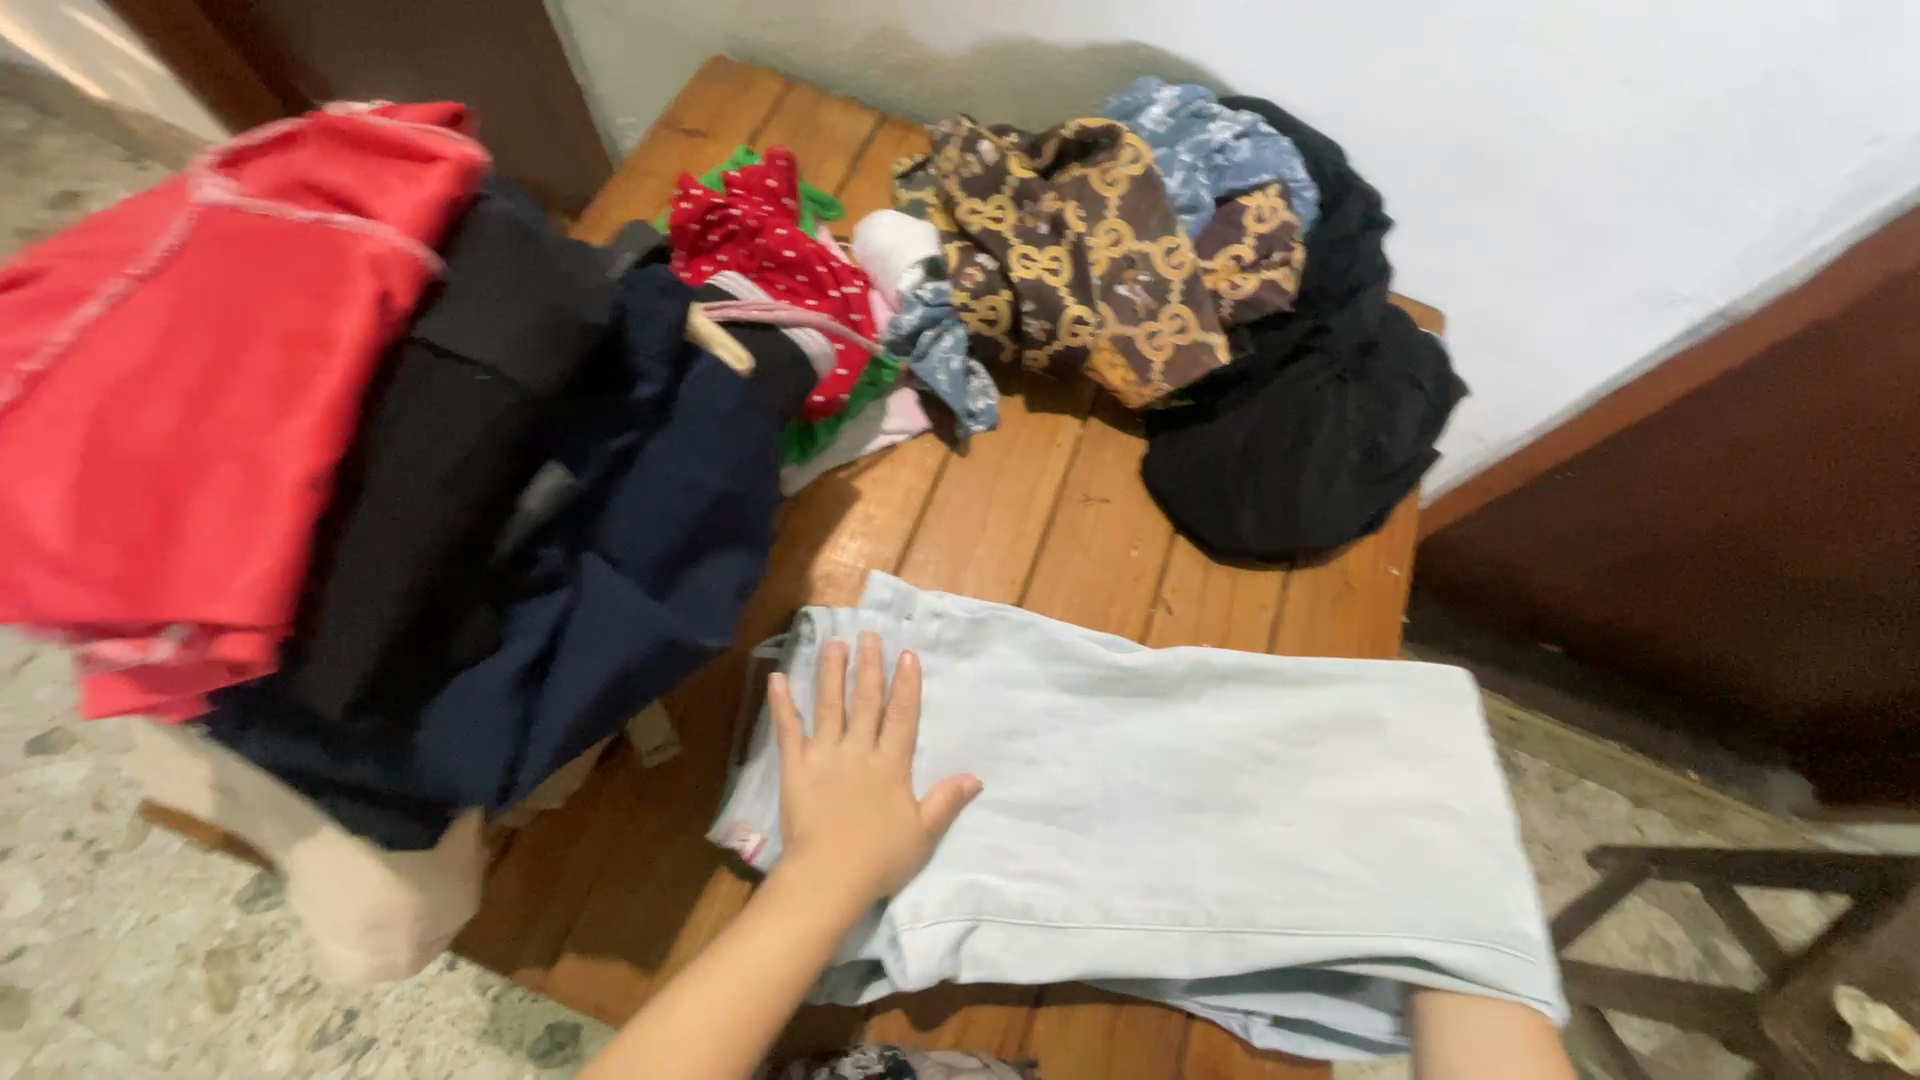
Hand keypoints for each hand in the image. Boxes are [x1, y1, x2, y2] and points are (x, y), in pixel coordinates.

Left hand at [768, 631, 981, 904]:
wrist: (828, 877)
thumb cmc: (880, 858)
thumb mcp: (923, 832)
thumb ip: (947, 801)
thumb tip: (976, 777)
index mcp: (891, 764)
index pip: (902, 716)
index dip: (906, 685)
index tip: (907, 655)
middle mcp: (859, 750)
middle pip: (866, 702)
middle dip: (869, 667)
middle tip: (869, 635)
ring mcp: (825, 756)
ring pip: (829, 706)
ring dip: (831, 673)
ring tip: (834, 643)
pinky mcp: (796, 768)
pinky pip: (788, 731)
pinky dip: (782, 704)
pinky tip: (777, 679)